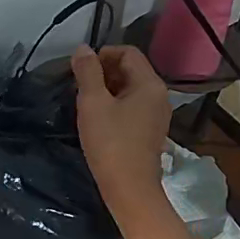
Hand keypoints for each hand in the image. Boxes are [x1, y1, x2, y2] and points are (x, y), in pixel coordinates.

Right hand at [70, 44, 170, 206]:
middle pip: (131, 70)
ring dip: (108, 90)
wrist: (130, 189)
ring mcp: (157, 115)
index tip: (81, 70)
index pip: (128, 52)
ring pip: (131, 90)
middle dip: (104, 72)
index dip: (103, 54)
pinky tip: (99, 120)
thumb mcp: (92, 103)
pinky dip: (116, 107)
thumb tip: (83, 49)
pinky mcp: (150, 132)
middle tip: (80, 87)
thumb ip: (87, 72)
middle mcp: (159, 95)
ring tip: (86, 103)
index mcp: (150, 84)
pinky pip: (133, 108)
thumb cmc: (110, 143)